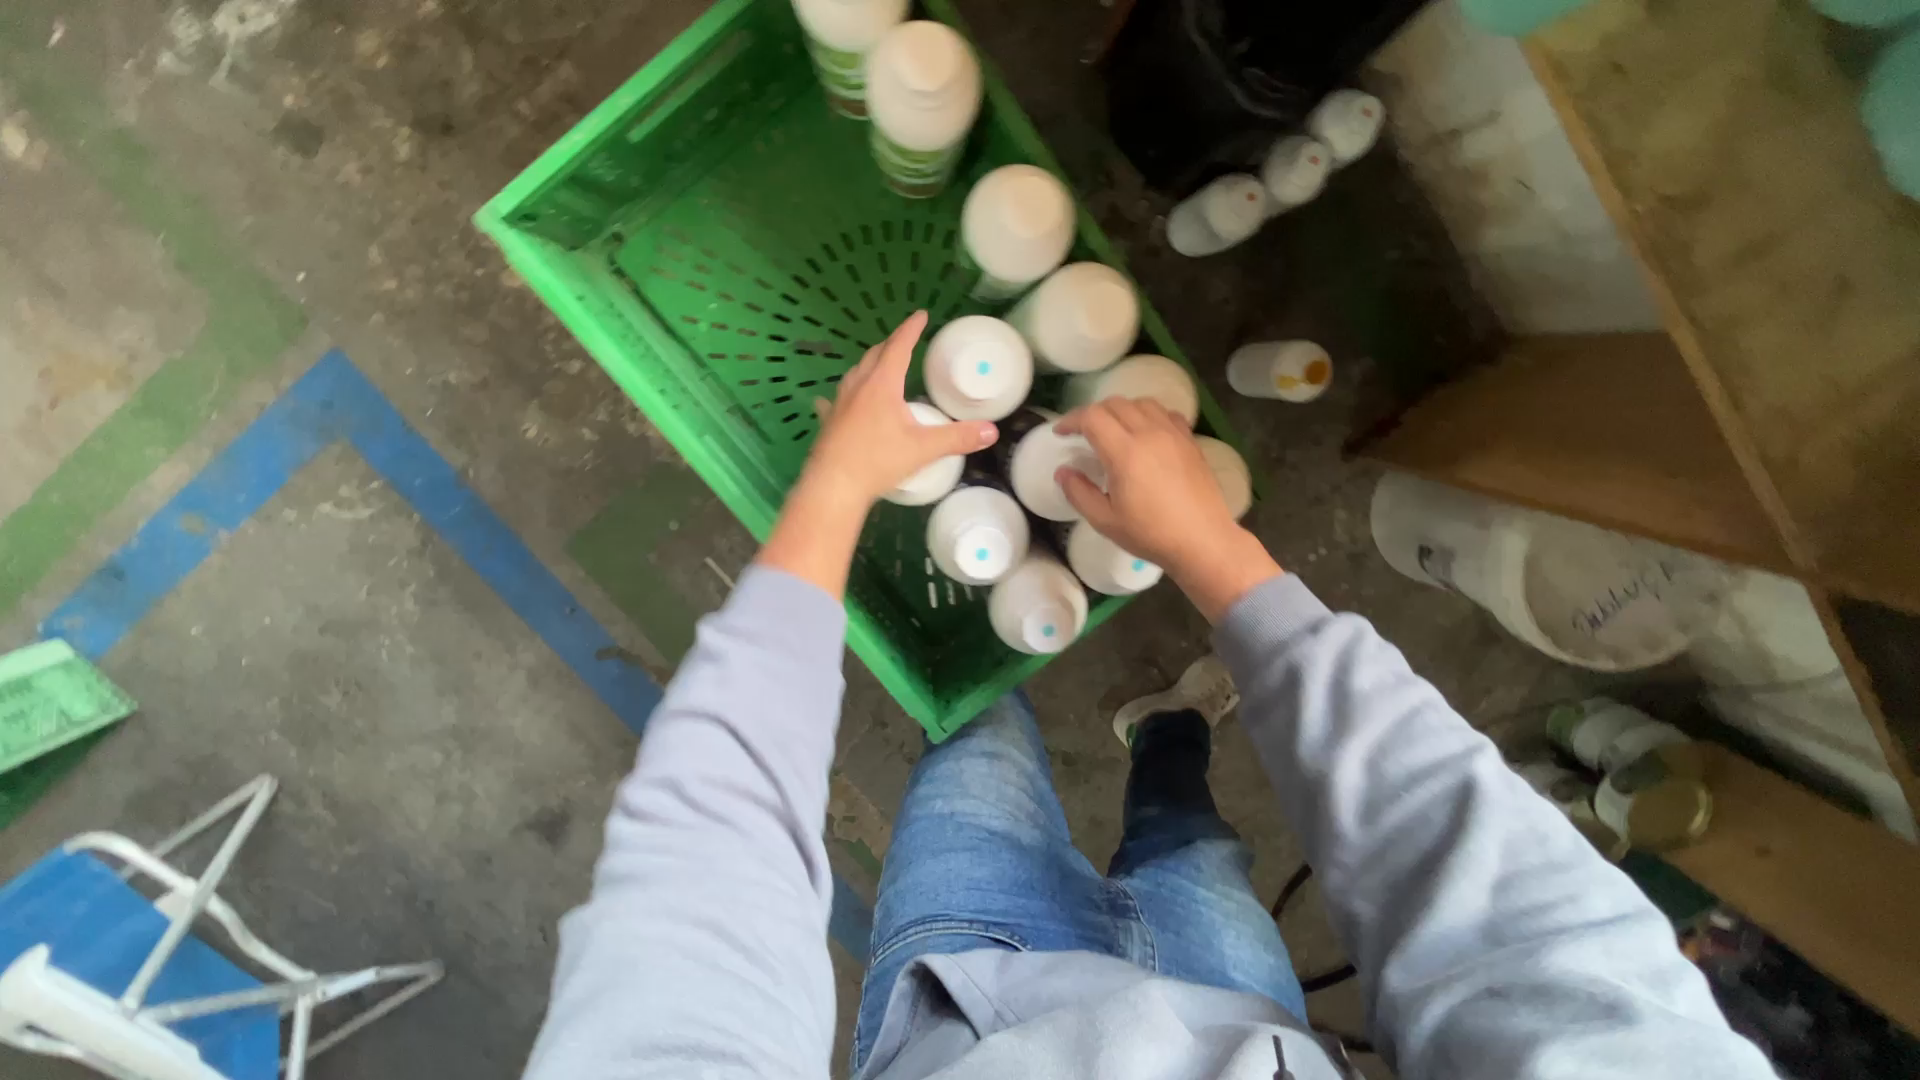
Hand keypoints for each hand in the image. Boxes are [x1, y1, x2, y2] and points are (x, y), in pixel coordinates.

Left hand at [802, 310, 998, 506]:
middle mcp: (858, 387)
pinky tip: (832, 402)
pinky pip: (832, 402)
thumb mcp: (923, 449)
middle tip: (904, 342)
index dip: (911, 330)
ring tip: (878, 367)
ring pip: (854, 375)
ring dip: (868, 366)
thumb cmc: (878, 461)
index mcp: (882, 385)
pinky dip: (840, 397)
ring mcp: (838, 404)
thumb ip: (957, 438)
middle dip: (891, 345)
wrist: (834, 486)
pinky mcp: (827, 422)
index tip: (921, 316)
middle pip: (875, 356)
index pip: (899, 347)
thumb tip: (991, 431)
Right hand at [1055, 399, 1281, 621]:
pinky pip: (1166, 413)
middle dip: (1093, 413)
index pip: (1092, 417)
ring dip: (1121, 410)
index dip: (1071, 420)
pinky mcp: (1190, 441)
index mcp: (1125, 452)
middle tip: (1083, 433)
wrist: (1202, 540)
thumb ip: (1078, 492)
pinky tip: (1146, 433)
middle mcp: (1149, 434)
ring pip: (1142, 403)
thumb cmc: (1150, 534)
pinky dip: (1149, 415)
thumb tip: (1063, 472)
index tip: (1061, 433)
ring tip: (1114, 430)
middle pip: (1115, 404)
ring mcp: (1173, 434)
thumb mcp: (1105, 521)